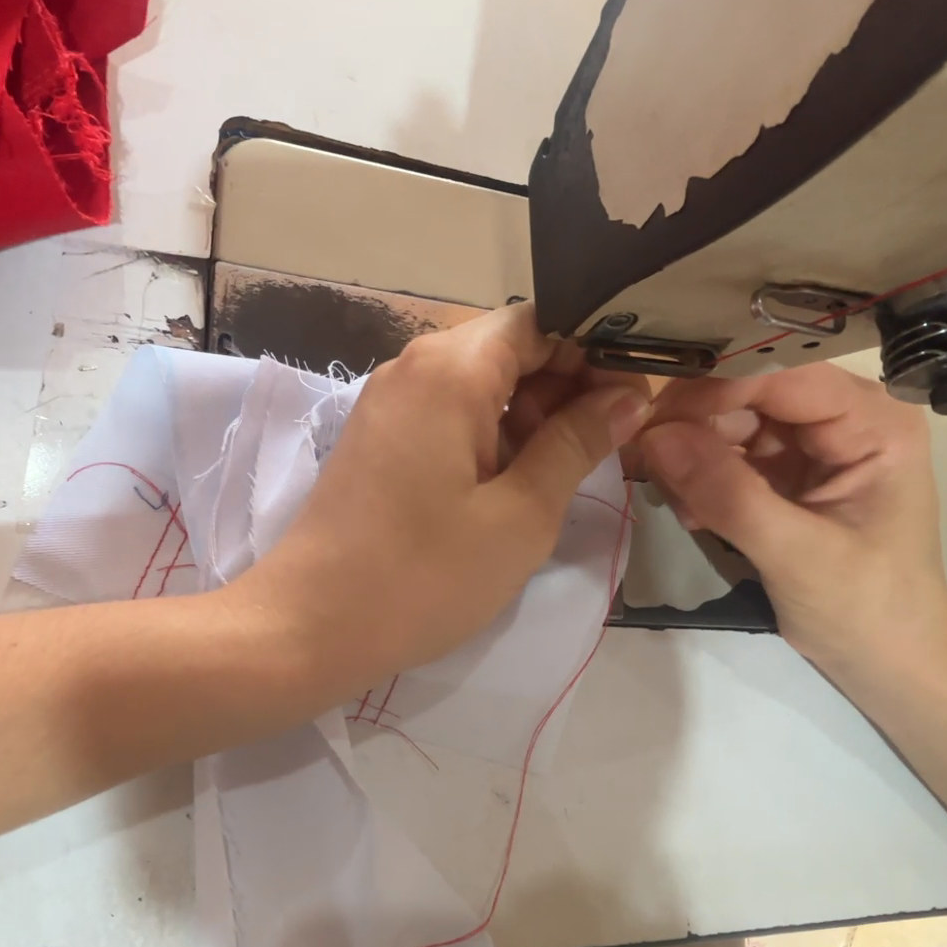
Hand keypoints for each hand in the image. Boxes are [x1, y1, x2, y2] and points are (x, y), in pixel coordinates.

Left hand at [229, 304, 651, 697]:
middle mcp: (415, 365)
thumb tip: (625, 398)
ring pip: (481, 383)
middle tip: (614, 440)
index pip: (542, 321)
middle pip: (510, 348)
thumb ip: (576, 444)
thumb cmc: (423, 575)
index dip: (595, 351)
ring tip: (572, 468)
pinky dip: (492, 434)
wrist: (310, 625)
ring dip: (532, 414)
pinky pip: (450, 413)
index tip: (635, 397)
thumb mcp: (521, 514)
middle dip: (567, 385)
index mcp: (451, 368)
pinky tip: (518, 481)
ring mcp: (390, 400)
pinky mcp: (380, 437)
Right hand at [637, 363, 946, 674]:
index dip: (715, 388)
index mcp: (872, 422)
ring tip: (680, 506)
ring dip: (691, 459)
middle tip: (647, 464)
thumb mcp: (794, 552)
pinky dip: (699, 481)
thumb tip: (654, 437)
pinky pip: (725, 457)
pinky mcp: (783, 476)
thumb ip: (727, 493)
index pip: (782, 375)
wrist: (885, 662)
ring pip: (728, 424)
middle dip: (694, 427)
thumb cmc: (865, 608)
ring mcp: (810, 448)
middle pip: (748, 394)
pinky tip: (694, 516)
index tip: (651, 419)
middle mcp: (842, 420)